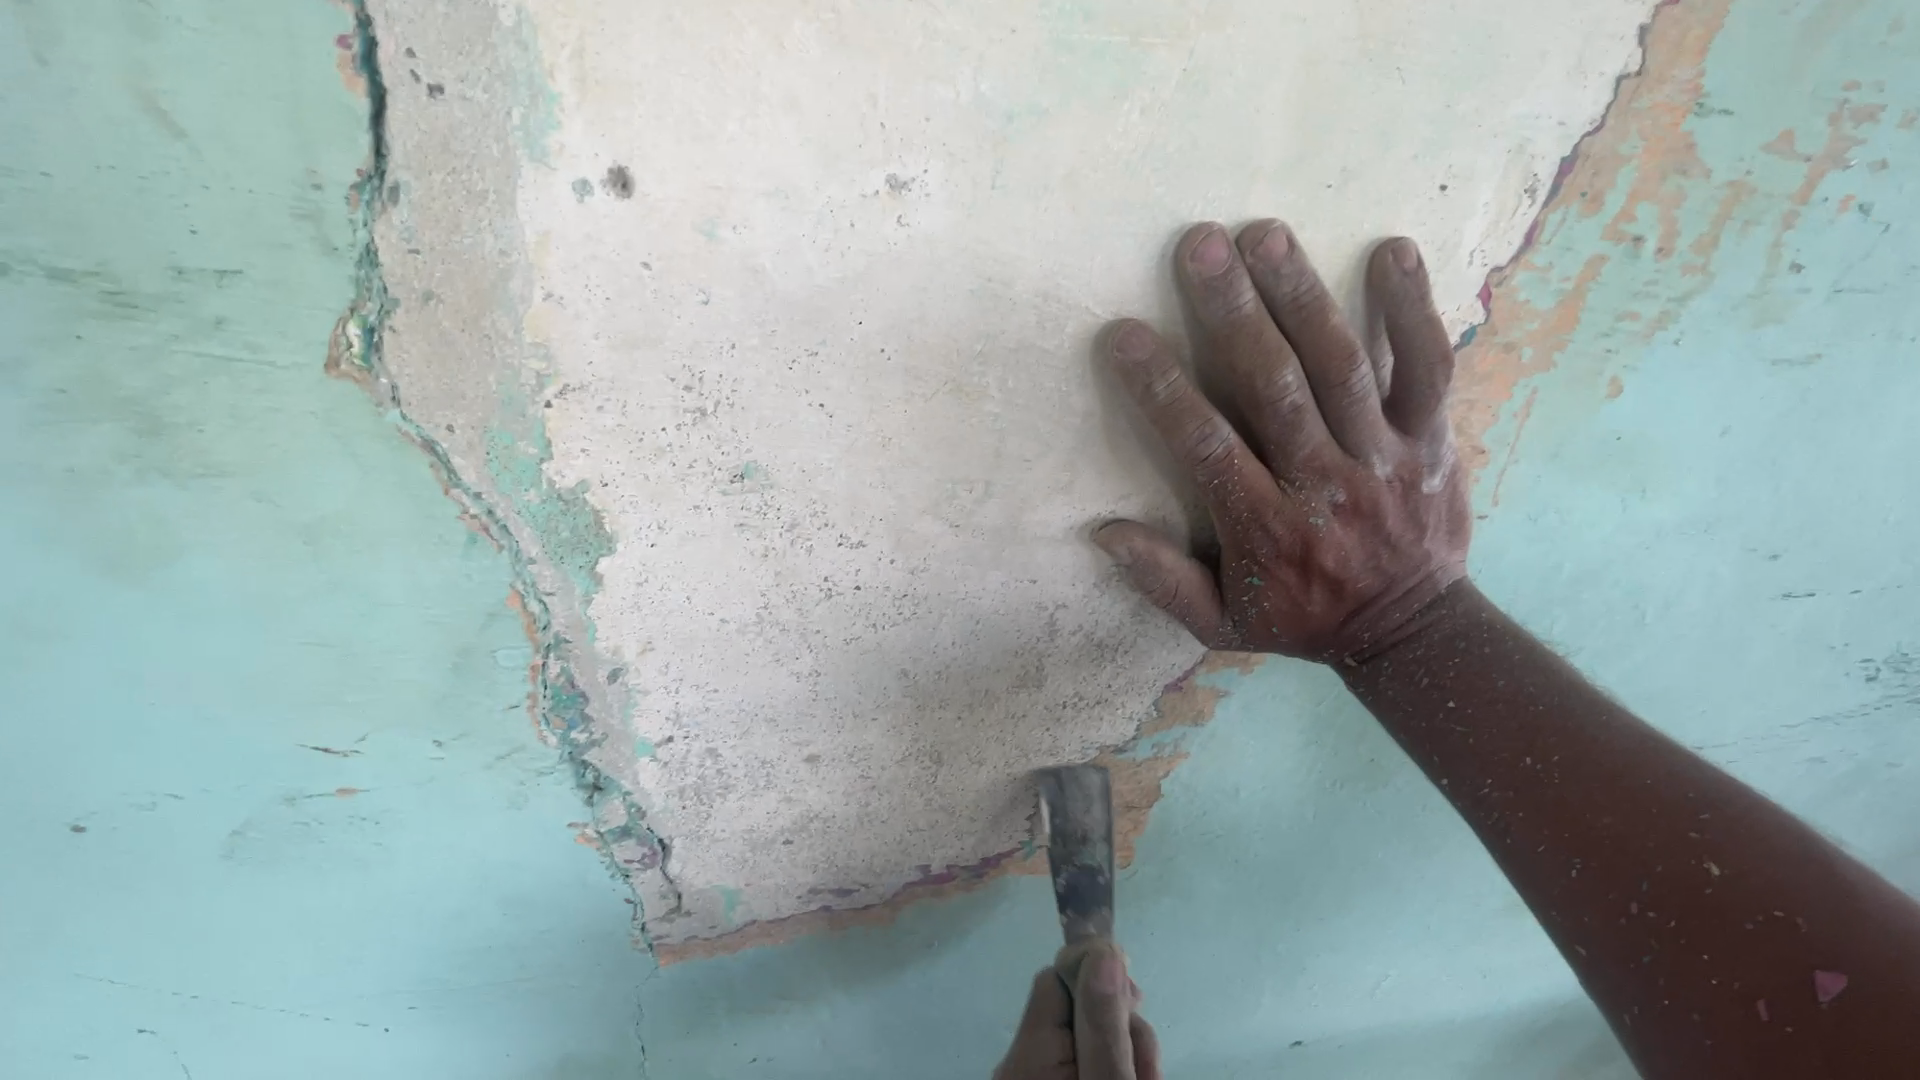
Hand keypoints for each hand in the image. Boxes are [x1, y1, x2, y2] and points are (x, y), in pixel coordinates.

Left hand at [994, 944, 1159, 1079]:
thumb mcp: (1109, 1079)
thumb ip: (1103, 1021)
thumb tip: (1104, 950)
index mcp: (1028, 1052)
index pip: (1056, 976)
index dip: (1097, 975)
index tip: (1136, 997)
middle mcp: (1021, 1061)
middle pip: (1074, 1006)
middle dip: (1118, 1021)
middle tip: (1148, 1062)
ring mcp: (1033, 1077)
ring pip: (1084, 1034)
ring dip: (1122, 1047)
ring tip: (1146, 1076)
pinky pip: (1080, 1059)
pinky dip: (1108, 1063)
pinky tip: (1134, 1077)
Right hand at [1093, 221, 1470, 663]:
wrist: (1412, 634)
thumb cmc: (1302, 620)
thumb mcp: (1219, 625)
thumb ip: (1161, 580)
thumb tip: (1103, 532)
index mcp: (1264, 526)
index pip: (1204, 446)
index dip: (1161, 389)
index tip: (1123, 335)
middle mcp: (1323, 482)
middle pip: (1274, 387)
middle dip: (1233, 312)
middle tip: (1200, 246)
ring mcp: (1384, 456)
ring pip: (1342, 365)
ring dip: (1302, 295)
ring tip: (1265, 234)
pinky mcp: (1433, 440)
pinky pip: (1429, 367)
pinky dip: (1413, 308)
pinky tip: (1389, 250)